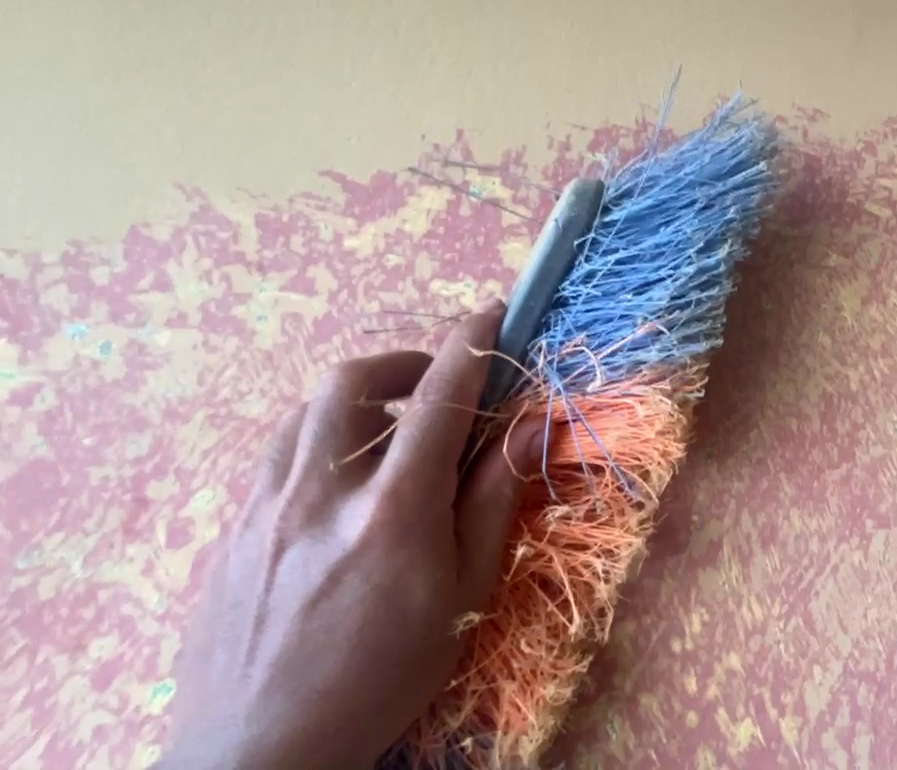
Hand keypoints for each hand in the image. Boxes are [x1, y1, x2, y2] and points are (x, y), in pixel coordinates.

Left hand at [165, 302, 536, 768]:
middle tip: (431, 384)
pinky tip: (337, 492)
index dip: (470, 343)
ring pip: (301, 415)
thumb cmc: (386, 672)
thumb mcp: (464, 591)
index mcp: (392, 508)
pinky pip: (272, 460)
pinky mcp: (223, 535)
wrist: (257, 757)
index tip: (491, 312)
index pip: (439, 396)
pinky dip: (316, 446)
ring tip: (385, 436)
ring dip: (353, 402)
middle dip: (400, 362)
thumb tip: (531, 425)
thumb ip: (494, 498)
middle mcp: (318, 492)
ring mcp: (259, 511)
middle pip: (348, 382)